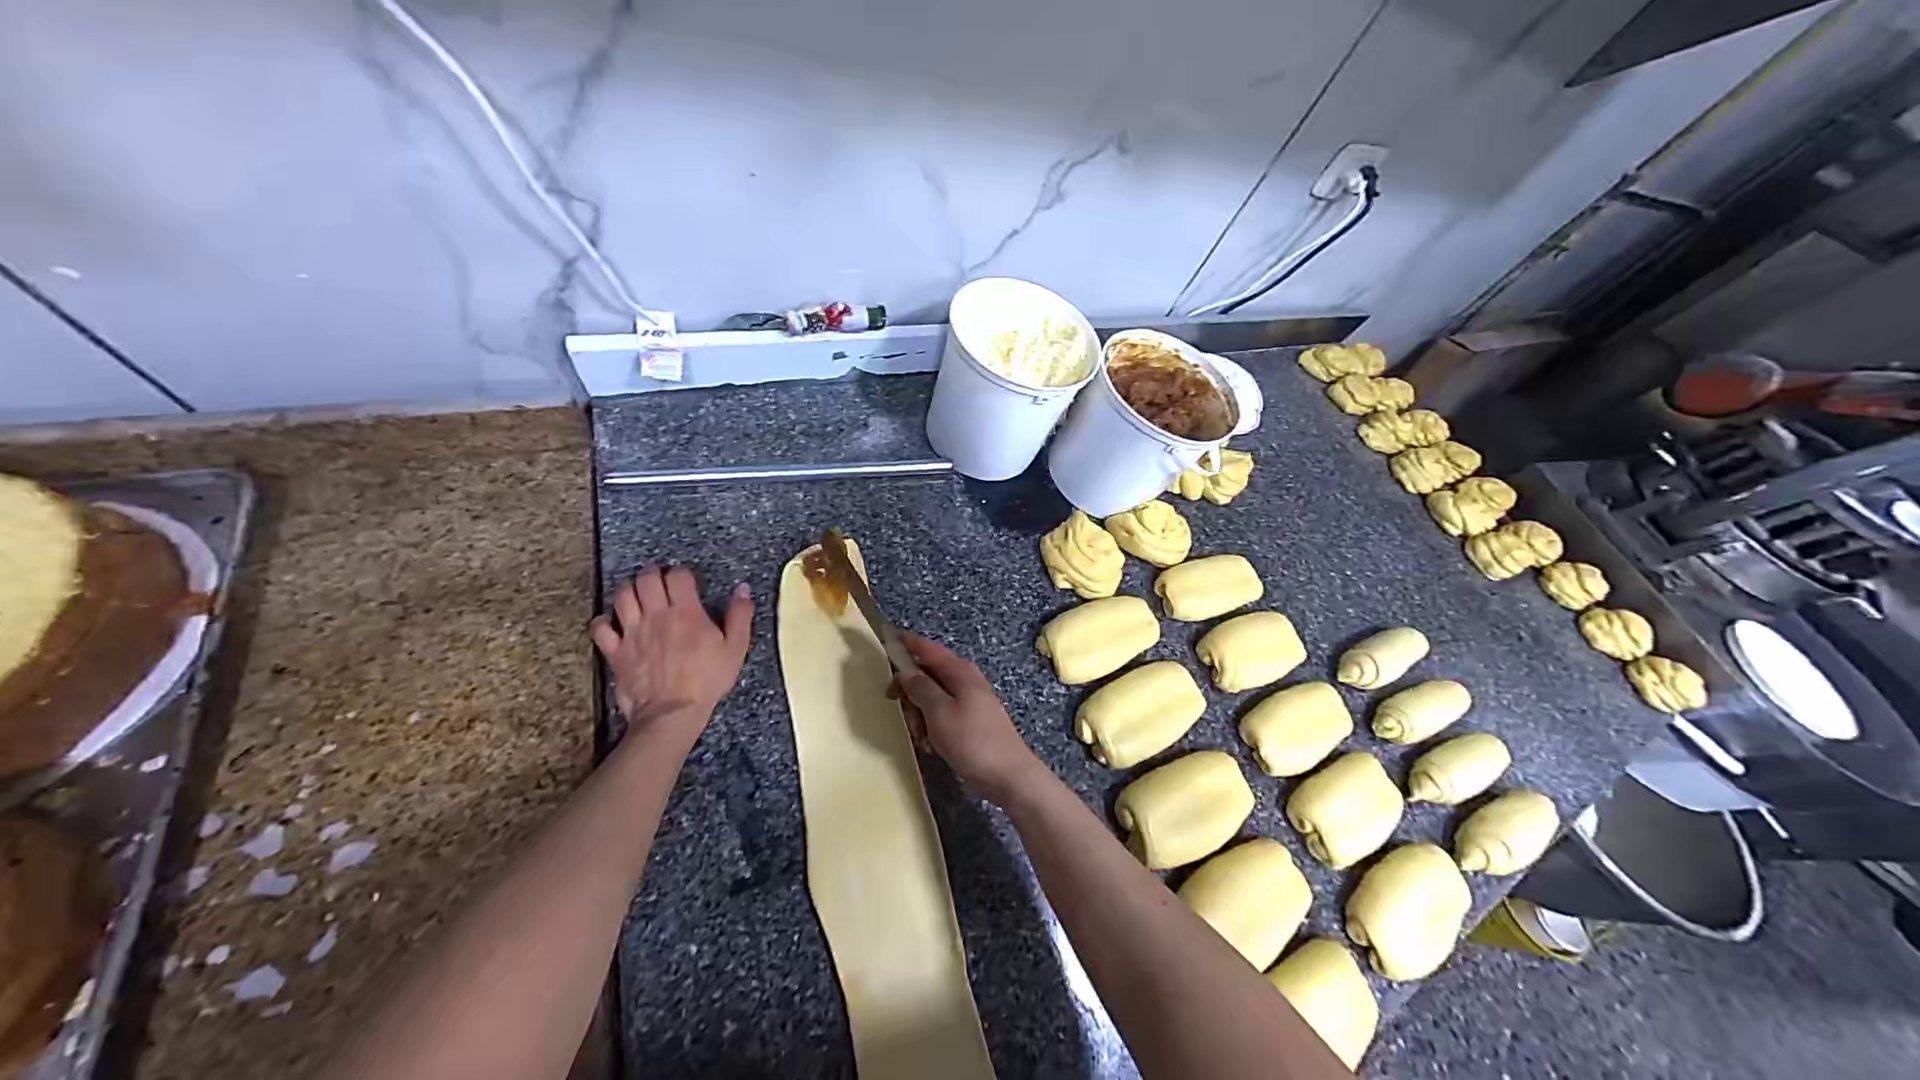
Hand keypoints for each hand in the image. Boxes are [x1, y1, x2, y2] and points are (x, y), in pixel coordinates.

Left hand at [591, 566, 752, 745]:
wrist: (672, 713)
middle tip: (658, 579)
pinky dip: (603, 621)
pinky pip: (600, 628)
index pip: (678, 576)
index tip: (685, 579)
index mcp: (686, 612)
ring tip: (637, 594)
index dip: (681, 572)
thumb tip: (743, 590)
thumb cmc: (707, 681)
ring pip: (622, 596)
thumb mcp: (735, 649)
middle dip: (652, 573)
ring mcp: (632, 632)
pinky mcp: (616, 651)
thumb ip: (740, 616)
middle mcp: (656, 616)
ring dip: (629, 589)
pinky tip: (611, 622)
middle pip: (646, 579)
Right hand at [893, 633, 1044, 805]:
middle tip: (903, 712)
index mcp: (959, 671)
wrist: (1008, 776)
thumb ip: (920, 688)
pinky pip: (941, 716)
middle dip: (911, 693)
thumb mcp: (939, 712)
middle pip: (927, 675)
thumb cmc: (972, 741)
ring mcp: (969, 701)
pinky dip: (933, 728)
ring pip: (931, 699)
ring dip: (920, 716)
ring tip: (923, 737)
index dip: (905, 645)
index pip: (927, 648)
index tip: (885, 645)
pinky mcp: (970, 721)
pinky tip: (933, 746)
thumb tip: (906, 671)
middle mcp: (965, 680)